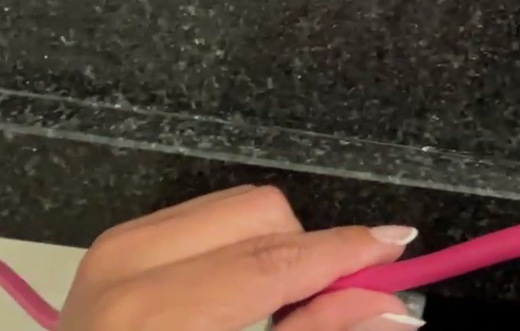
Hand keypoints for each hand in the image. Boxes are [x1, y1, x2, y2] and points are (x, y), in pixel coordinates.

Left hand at [58, 185, 422, 330]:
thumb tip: (392, 307)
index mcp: (153, 315)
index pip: (273, 263)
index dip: (342, 252)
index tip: (400, 243)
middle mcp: (130, 262)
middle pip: (264, 213)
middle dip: (304, 253)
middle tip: (318, 304)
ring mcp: (119, 244)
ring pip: (242, 203)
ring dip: (274, 246)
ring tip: (268, 305)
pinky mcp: (119, 239)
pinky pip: (211, 211)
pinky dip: (241, 243)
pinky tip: (231, 292)